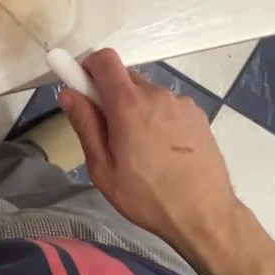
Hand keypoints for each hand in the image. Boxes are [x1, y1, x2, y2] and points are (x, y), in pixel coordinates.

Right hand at [59, 48, 247, 254]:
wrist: (206, 215)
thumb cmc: (147, 197)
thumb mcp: (104, 169)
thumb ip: (85, 125)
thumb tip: (68, 93)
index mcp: (129, 104)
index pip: (104, 59)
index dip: (89, 67)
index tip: (84, 90)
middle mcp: (157, 94)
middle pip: (126, 78)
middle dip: (112, 97)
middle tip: (112, 134)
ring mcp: (181, 103)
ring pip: (148, 94)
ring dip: (138, 110)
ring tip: (142, 150)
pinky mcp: (198, 114)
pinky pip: (168, 106)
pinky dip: (159, 119)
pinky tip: (165, 151)